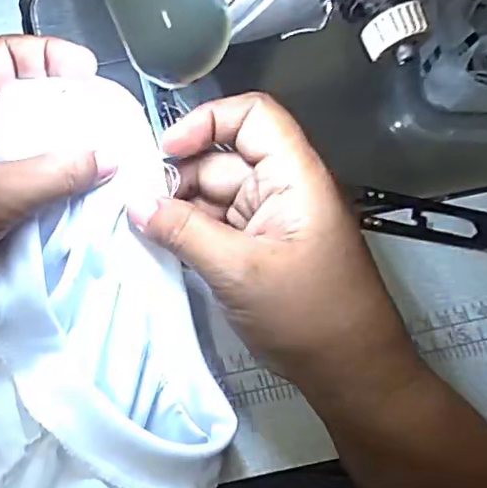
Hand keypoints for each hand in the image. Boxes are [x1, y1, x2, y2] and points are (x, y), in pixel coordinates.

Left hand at [0, 36, 113, 299]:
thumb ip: (57, 174)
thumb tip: (109, 159)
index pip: (4, 54)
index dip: (48, 54)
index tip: (88, 71)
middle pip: (21, 91)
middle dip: (63, 99)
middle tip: (103, 111)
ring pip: (28, 132)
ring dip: (62, 139)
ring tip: (101, 143)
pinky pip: (28, 167)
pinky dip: (55, 170)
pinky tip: (84, 177)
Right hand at [126, 92, 423, 398]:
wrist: (350, 370)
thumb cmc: (309, 316)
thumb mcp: (239, 272)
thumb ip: (184, 233)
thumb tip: (136, 205)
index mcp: (294, 177)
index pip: (253, 116)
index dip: (208, 121)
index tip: (167, 151)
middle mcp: (283, 189)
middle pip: (225, 157)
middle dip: (181, 175)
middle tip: (138, 202)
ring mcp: (271, 219)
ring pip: (217, 194)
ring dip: (180, 207)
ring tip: (143, 226)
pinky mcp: (261, 248)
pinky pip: (219, 225)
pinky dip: (192, 231)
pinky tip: (162, 243)